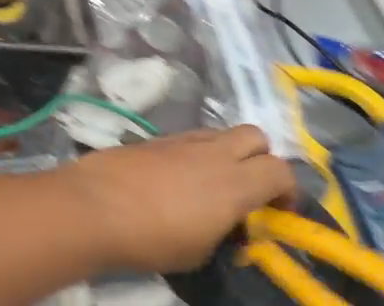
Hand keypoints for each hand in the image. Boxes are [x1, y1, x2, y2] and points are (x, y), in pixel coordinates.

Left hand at [65, 126, 296, 272]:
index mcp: (234, 183)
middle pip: (254, 136)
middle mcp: (212, 152)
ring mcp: (180, 139)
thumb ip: (225, 231)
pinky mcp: (154, 138)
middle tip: (250, 189)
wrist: (95, 205)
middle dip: (261, 158)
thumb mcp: (202, 251)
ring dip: (227, 154)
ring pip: (219, 133)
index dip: (288, 190)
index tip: (279, 213)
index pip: (281, 169)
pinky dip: (196, 154)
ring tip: (212, 186)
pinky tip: (179, 180)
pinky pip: (189, 138)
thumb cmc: (153, 237)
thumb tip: (230, 223)